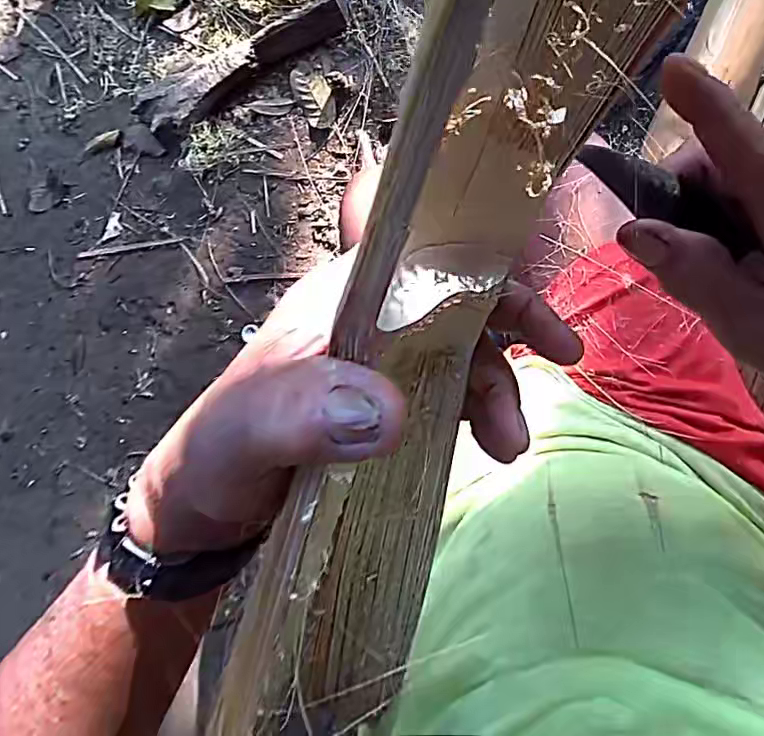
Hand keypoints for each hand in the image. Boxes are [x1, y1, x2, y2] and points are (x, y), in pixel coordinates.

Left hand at [128, 236, 580, 556]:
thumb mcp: (252, 429)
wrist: (205, 504)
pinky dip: (476, 409)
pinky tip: (487, 442)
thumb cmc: (221, 450)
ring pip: (457, 349)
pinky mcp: (383, 404)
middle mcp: (364, 320)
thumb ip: (305, 412)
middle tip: (558, 361)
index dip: (483, 269)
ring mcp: (377, 362)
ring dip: (496, 382)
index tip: (536, 309)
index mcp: (339, 299)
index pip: (420, 260)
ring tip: (508, 441)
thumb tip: (388, 408)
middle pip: (453, 301)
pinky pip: (445, 391)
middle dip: (506, 326)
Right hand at [616, 56, 763, 404]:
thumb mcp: (742, 324)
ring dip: (687, 209)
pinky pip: (725, 185)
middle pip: (720, 162)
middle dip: (677, 195)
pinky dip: (701, 213)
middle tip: (668, 249)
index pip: (760, 159)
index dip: (716, 111)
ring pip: (716, 173)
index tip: (676, 69)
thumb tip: (633, 228)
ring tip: (702, 262)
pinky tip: (715, 251)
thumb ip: (692, 274)